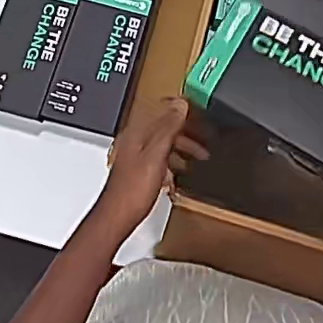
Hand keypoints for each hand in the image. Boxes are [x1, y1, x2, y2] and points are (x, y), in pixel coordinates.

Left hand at [92, 98, 207, 236]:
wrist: (118, 217)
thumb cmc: (133, 190)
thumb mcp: (156, 155)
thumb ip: (169, 128)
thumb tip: (181, 106)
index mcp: (138, 133)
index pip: (162, 110)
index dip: (182, 109)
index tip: (199, 111)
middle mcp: (135, 141)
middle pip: (165, 126)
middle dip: (187, 131)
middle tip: (204, 136)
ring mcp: (136, 155)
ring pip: (164, 143)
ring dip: (182, 147)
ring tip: (199, 154)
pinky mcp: (139, 170)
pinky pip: (161, 158)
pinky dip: (174, 161)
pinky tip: (180, 171)